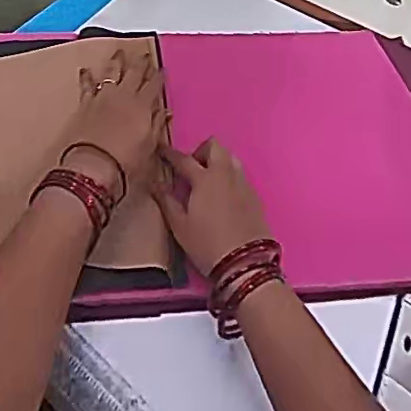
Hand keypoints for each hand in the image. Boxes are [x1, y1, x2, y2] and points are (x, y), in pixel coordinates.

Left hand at [61, 47, 168, 197]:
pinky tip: (86, 69)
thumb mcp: (150, 145)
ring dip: (117, 62)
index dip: (158, 76)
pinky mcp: (86, 103)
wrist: (94, 163)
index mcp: (143, 105)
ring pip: (112, 72)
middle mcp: (124, 96)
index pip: (154, 86)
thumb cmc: (125, 159)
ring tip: (119, 53)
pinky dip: (87, 76)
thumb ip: (157, 124)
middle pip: (134, 73)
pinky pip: (87, 85)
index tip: (161, 69)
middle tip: (143, 55)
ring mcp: (103, 97)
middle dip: (140, 63)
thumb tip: (165, 112)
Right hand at [152, 138, 272, 273]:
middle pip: (215, 146)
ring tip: (207, 181)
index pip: (184, 159)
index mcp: (204, 179)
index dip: (170, 153)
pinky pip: (240, 174)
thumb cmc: (207, 245)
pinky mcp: (255, 196)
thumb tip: (155, 183)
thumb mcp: (180, 226)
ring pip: (230, 157)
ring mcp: (243, 183)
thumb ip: (166, 200)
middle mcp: (226, 174)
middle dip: (201, 151)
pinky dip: (229, 176)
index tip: (161, 149)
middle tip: (191, 169)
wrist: (246, 264)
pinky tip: (223, 196)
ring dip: (217, 161)